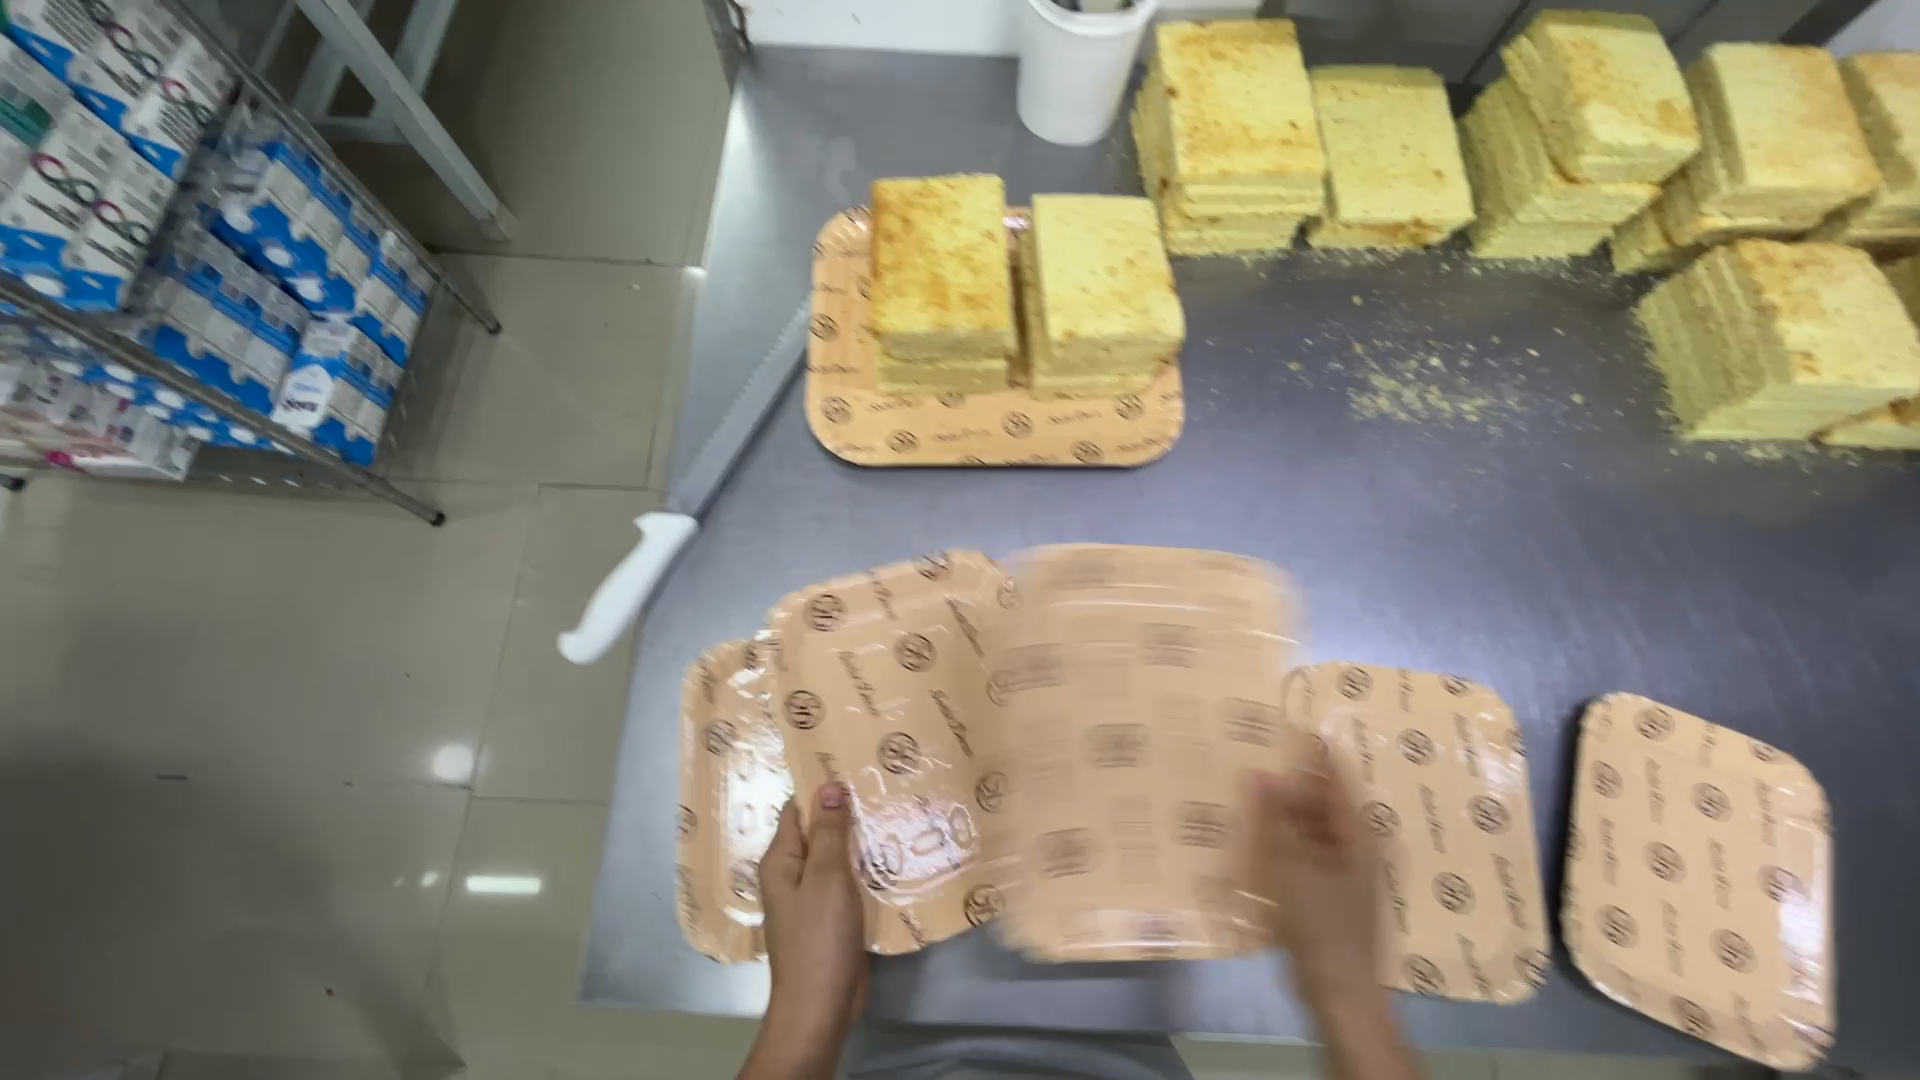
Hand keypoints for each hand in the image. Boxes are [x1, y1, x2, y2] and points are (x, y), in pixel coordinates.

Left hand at [744, 782, 867, 1078]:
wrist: (821, 1006)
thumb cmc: (819, 937)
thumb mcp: (826, 876)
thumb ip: (828, 831)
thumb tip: (828, 784)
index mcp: (781, 860)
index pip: (797, 809)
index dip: (822, 788)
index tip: (854, 766)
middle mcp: (792, 874)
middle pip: (819, 831)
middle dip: (847, 813)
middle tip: (883, 787)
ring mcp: (811, 898)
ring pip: (836, 857)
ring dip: (860, 842)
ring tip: (893, 814)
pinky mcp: (831, 917)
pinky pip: (847, 882)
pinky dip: (865, 870)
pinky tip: (892, 859)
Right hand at [1250, 753, 1419, 1079]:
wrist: (1339, 992)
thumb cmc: (1323, 925)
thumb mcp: (1293, 866)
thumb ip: (1277, 818)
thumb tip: (1261, 773)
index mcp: (1358, 834)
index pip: (1336, 776)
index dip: (1313, 750)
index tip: (1285, 722)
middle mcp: (1355, 845)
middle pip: (1322, 798)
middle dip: (1290, 776)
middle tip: (1253, 749)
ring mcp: (1341, 868)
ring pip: (1309, 823)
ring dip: (1282, 806)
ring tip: (1246, 782)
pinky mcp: (1325, 887)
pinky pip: (1302, 846)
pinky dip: (1281, 834)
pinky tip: (1252, 828)